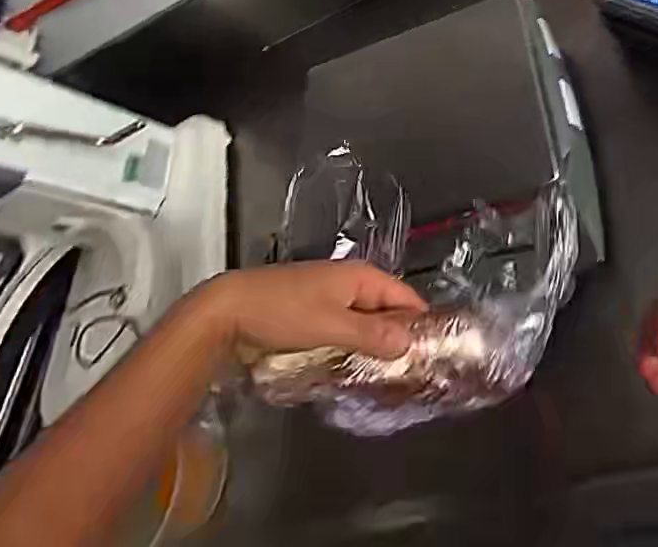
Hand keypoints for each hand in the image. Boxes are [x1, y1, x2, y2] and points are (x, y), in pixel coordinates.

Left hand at [193, 261, 426, 359]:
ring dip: (372, 347)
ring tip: (385, 379)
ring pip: (364, 324)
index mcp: (361, 277)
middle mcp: (351, 284)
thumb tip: (409, 341)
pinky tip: (352, 371)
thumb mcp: (330, 325)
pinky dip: (351, 348)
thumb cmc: (282, 312)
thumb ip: (371, 333)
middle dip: (397, 338)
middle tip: (408, 374)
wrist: (225, 312)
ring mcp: (331, 300)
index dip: (420, 322)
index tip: (431, 354)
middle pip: (386, 310)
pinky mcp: (313, 316)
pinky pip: (343, 332)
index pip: (405, 297)